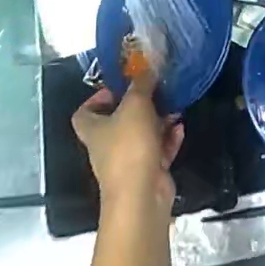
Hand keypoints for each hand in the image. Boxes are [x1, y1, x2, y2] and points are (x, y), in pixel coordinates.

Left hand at [72, 69, 183, 207]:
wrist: (142, 197)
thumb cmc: (129, 146)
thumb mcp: (135, 104)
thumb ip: (141, 84)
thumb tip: (146, 68)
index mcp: (94, 129)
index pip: (84, 113)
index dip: (97, 99)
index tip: (117, 88)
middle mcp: (107, 146)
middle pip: (118, 121)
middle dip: (137, 106)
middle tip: (154, 92)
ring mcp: (128, 162)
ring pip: (142, 135)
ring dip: (158, 120)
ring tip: (173, 107)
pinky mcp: (148, 173)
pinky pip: (158, 151)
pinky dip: (168, 139)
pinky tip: (179, 128)